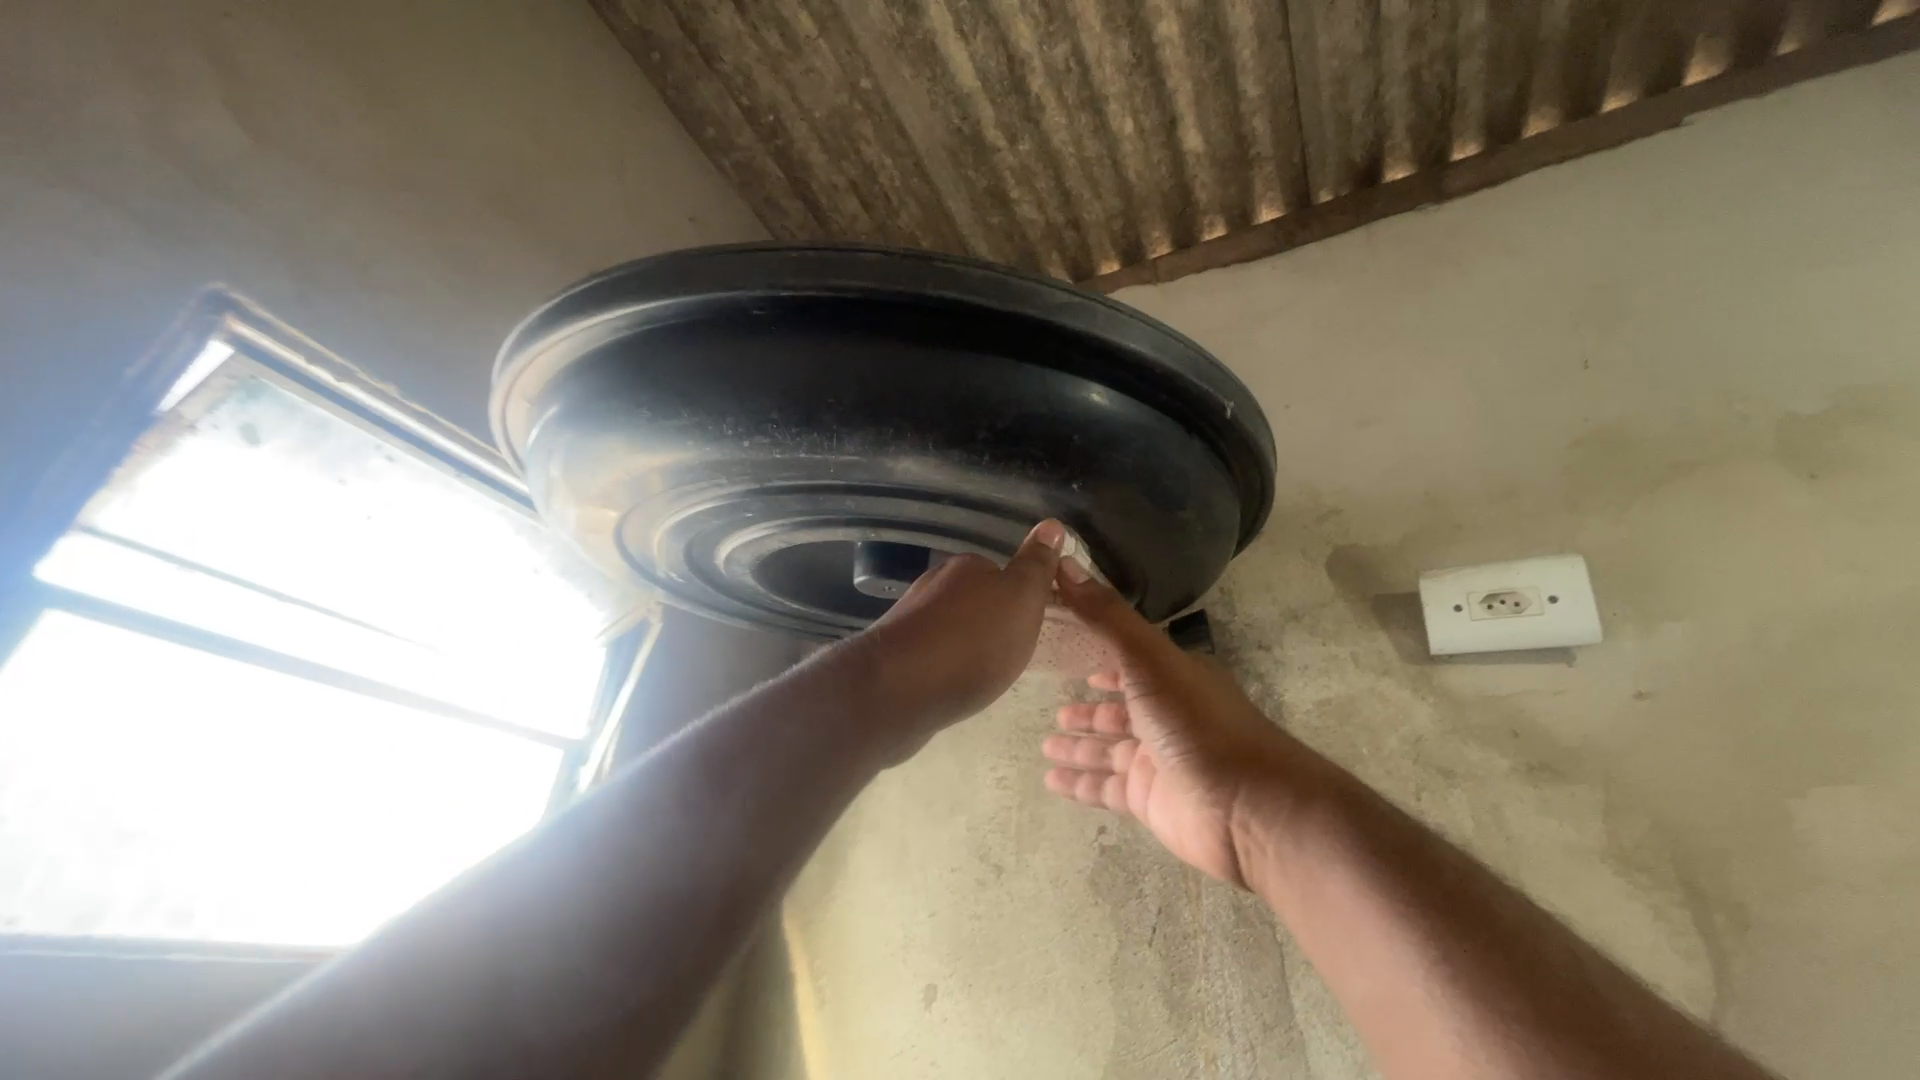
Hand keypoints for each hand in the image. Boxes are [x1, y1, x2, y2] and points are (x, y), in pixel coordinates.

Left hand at [846, 520, 1065, 752]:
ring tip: (984, 674)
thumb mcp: (1021, 599)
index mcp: (966, 567)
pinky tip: (954, 685)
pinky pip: (934, 653)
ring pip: (952, 627)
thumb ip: (1036, 566)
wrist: (899, 690)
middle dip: (992, 622)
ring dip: (968, 645)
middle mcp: (934, 584)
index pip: (1002, 573)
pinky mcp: (896, 653)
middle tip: (1012, 653)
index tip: (1031, 626)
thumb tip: (1052, 524)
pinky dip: (947, 665)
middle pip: (976, 600)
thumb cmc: (972, 642)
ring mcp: (911, 618)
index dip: (1020, 599)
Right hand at [1041, 568, 1303, 886]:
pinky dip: (1079, 784)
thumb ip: (1106, 616)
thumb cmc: (1197, 721)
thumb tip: (1065, 562)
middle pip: (1120, 710)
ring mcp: (1160, 761)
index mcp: (1176, 677)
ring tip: (1044, 744)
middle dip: (1088, 709)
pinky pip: (1106, 788)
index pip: (1133, 662)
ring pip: (1109, 751)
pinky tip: (1050, 781)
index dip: (1103, 658)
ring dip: (1079, 747)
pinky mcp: (1151, 801)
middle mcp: (1168, 717)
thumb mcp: (1148, 657)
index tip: (1070, 652)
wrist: (1247, 806)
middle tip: (1052, 709)